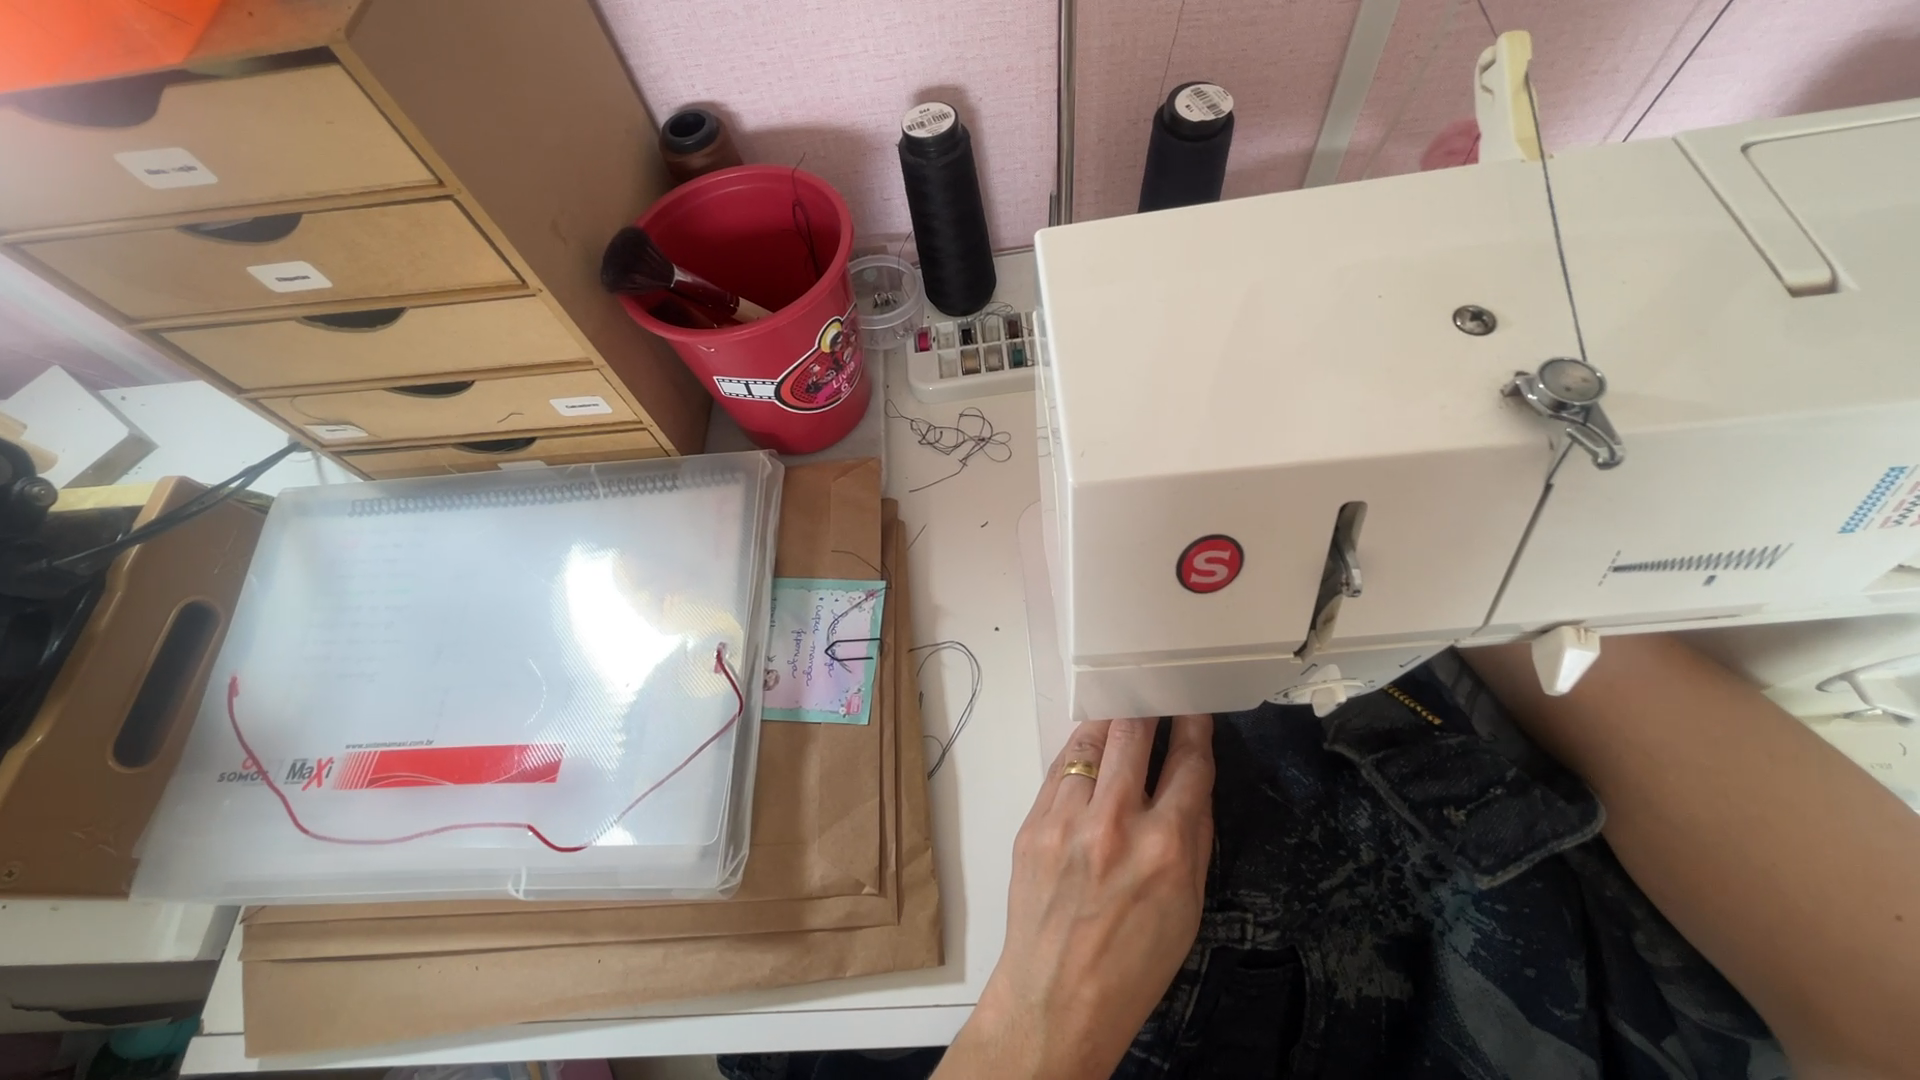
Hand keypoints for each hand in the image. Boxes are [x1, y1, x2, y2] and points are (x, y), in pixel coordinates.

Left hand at [938, 716, 1215, 1079]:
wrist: (1058, 998)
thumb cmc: (1134, 963)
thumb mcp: (1187, 905)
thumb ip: (1192, 836)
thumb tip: (1190, 781)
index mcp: (1165, 848)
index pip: (1188, 765)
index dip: (1194, 728)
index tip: (1193, 707)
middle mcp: (1115, 823)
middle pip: (1133, 735)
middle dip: (1146, 705)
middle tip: (1151, 687)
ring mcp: (1066, 820)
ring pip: (1090, 743)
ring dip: (1109, 723)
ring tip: (1119, 711)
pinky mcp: (1033, 824)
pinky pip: (1060, 770)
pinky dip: (1079, 754)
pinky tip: (1088, 751)